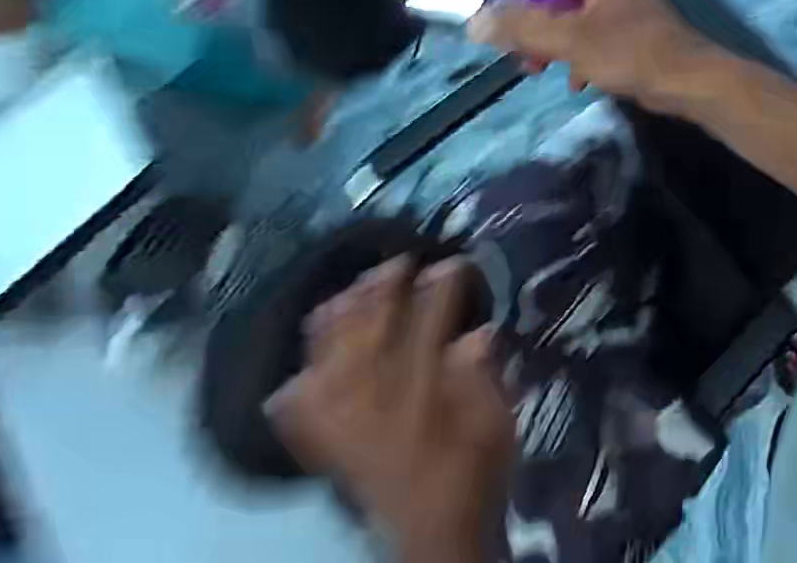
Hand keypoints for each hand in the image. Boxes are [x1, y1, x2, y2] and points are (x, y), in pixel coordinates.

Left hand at [267, 258, 514, 562]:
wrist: (439, 536)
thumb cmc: (480, 471)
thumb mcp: (499, 422)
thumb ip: (486, 379)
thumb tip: (478, 333)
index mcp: (426, 402)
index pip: (428, 333)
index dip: (439, 293)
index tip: (450, 262)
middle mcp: (378, 414)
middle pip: (372, 344)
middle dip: (381, 298)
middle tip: (394, 262)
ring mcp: (349, 433)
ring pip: (332, 370)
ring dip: (337, 329)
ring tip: (344, 292)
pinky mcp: (333, 452)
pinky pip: (302, 418)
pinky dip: (297, 389)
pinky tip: (298, 368)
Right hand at [467, 0, 717, 112]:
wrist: (690, 81)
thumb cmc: (631, 52)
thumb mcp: (570, 39)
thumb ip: (523, 28)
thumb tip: (476, 21)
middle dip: (529, 10)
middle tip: (509, 36)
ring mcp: (626, 9)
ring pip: (573, 15)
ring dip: (549, 38)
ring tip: (534, 67)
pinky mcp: (633, 37)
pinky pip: (592, 37)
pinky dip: (576, 54)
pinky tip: (575, 82)